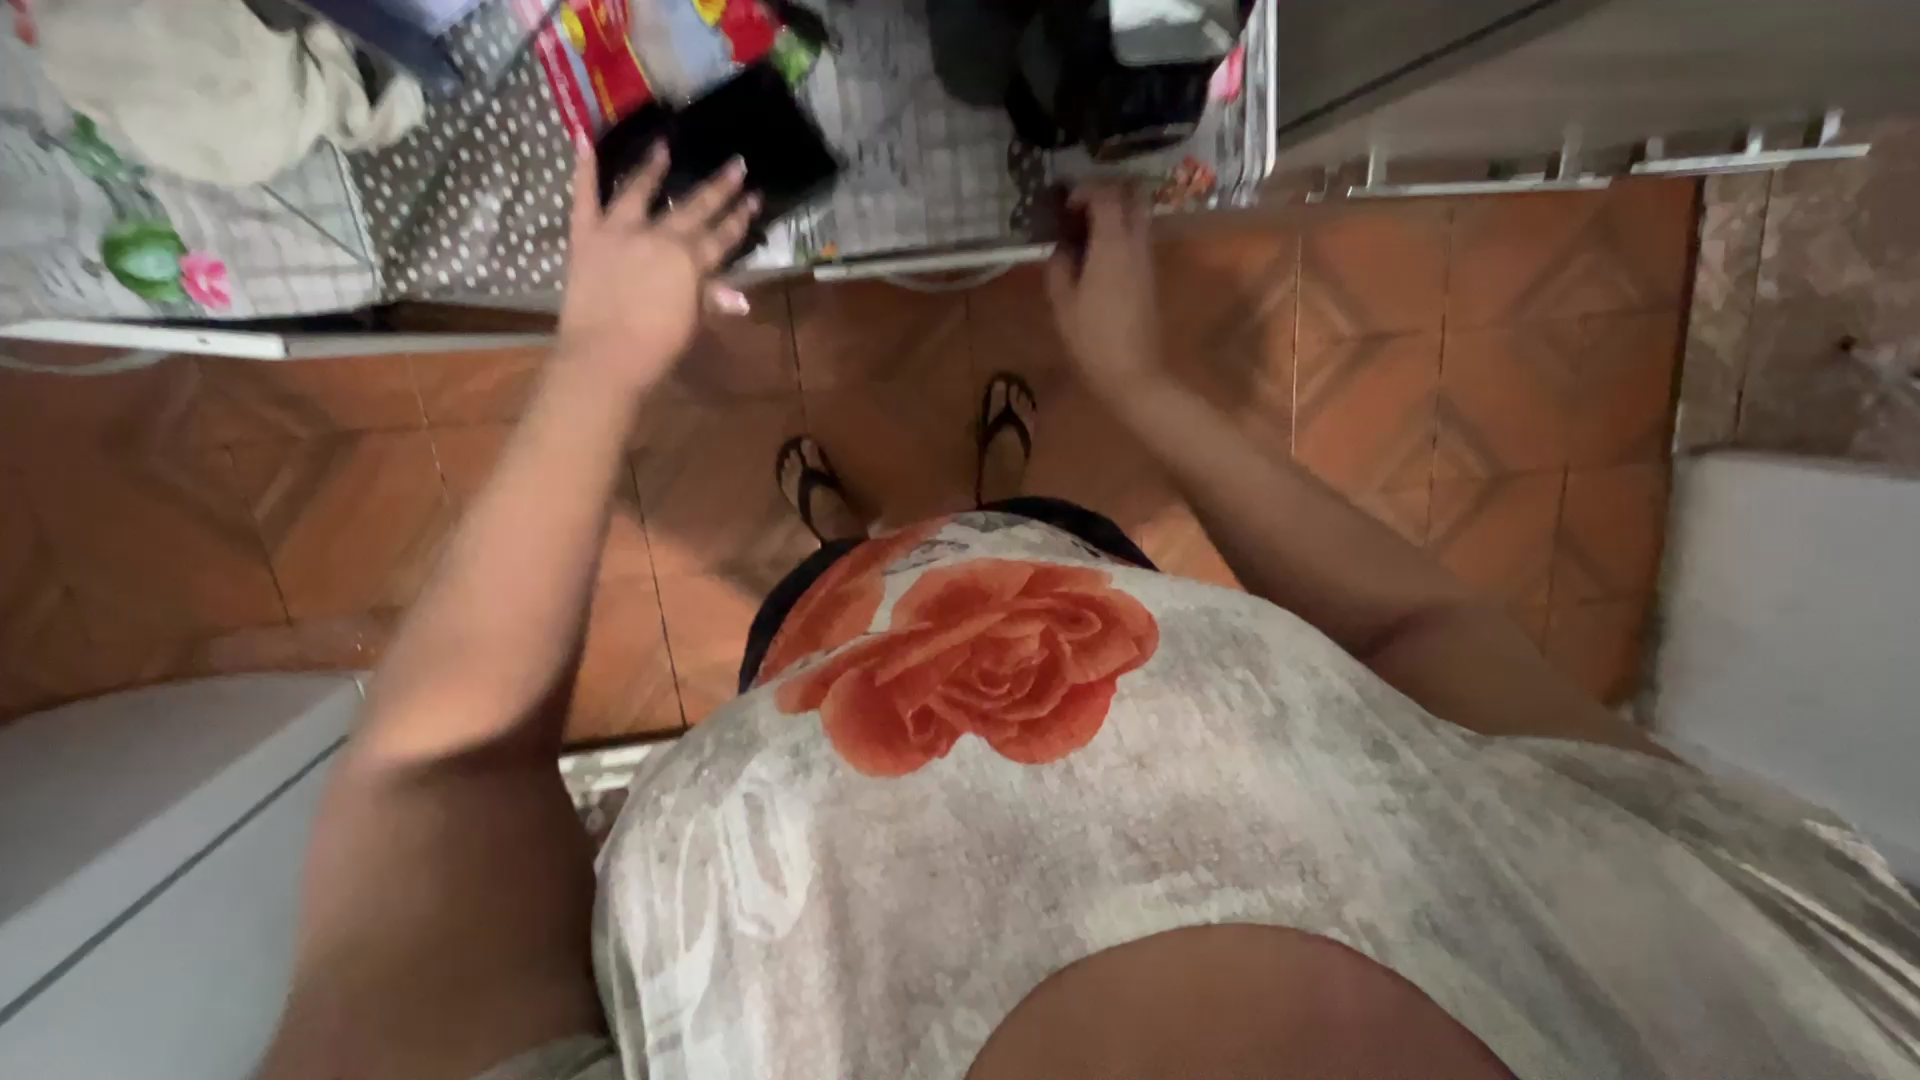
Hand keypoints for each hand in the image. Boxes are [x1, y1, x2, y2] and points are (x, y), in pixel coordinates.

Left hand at [555, 138, 758, 394]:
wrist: (605, 357)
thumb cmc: (657, 348)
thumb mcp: (691, 323)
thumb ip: (710, 300)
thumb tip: (739, 297)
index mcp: (690, 262)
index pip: (722, 236)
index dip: (740, 217)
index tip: (754, 196)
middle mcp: (659, 237)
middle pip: (693, 208)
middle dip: (717, 187)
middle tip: (735, 164)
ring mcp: (620, 232)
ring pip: (640, 191)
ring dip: (653, 167)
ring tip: (664, 146)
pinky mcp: (586, 236)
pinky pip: (584, 196)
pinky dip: (583, 168)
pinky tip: (584, 138)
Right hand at [1045, 184, 1164, 395]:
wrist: (1133, 373)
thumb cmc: (1093, 340)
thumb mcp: (1063, 305)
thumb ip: (1059, 268)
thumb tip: (1061, 249)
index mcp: (1112, 245)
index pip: (1106, 194)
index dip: (1084, 189)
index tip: (1064, 204)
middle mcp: (1136, 244)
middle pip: (1133, 195)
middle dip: (1107, 192)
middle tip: (1079, 210)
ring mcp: (1147, 259)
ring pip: (1138, 216)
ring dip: (1114, 214)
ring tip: (1084, 234)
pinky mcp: (1150, 276)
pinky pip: (1137, 239)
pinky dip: (1119, 234)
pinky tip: (1096, 256)